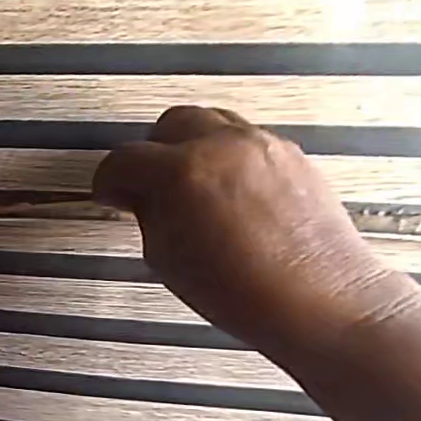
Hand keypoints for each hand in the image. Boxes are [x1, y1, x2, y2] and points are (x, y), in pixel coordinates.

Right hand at [92, 106, 420, 358]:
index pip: (122, 159)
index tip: (109, 194)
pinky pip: (243, 141)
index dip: (107, 181)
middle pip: (170, 123)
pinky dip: (223, 158)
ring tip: (184, 186)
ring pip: (210, 123)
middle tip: (144, 184)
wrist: (313, 297)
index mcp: (181, 172)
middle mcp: (223, 147)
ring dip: (188, 149)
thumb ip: (146, 211)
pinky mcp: (291, 156)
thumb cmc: (237, 286)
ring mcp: (262, 146)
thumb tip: (140, 195)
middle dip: (150, 152)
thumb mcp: (161, 253)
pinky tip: (220, 194)